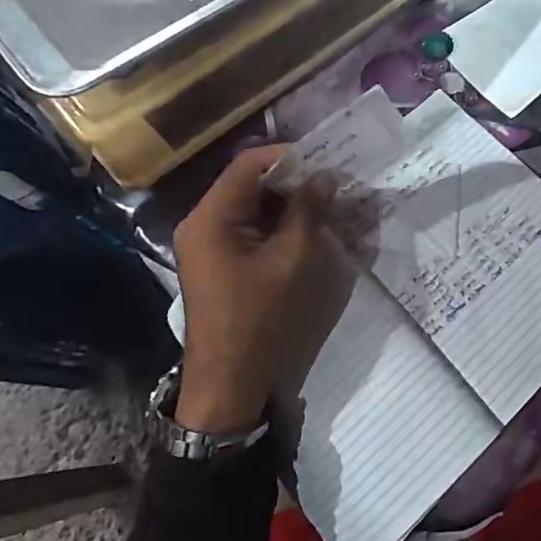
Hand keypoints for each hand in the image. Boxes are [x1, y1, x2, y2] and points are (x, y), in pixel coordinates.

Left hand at [173, 146, 347, 432]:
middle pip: (251, 184)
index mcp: (212, 217)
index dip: (290, 157)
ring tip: (330, 205)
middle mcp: (204, 223)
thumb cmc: (260, 319)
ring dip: (291, 205)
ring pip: (254, 208)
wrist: (231, 383)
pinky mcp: (222, 265)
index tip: (329, 160)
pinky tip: (312, 232)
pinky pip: (252, 232)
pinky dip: (281, 228)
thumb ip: (308, 212)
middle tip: (336, 183)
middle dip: (294, 182)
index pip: (249, 164)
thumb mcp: (291, 261)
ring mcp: (211, 246)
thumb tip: (324, 177)